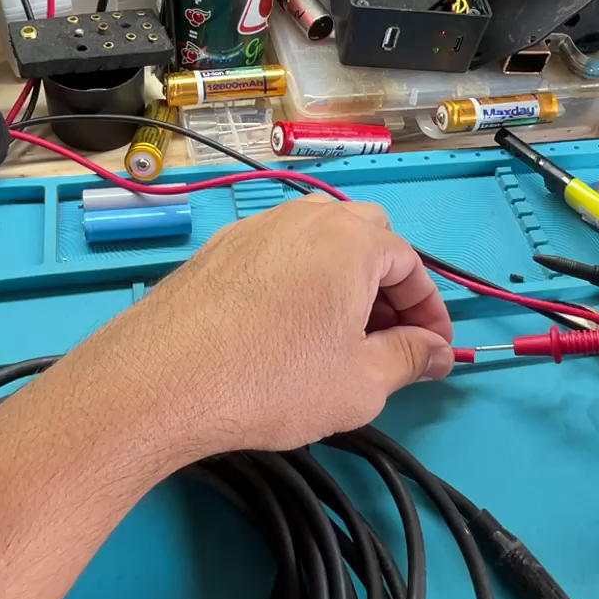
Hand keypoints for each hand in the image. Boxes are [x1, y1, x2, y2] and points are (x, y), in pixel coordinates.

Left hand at [47, 195, 454, 461]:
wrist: (160, 380)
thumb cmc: (274, 380)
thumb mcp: (361, 382)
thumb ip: (410, 359)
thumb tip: (438, 351)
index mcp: (351, 238)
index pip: (410, 264)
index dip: (430, 311)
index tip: (434, 351)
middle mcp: (305, 216)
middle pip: (367, 239)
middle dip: (387, 287)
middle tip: (386, 339)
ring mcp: (255, 227)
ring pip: (318, 242)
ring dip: (342, 281)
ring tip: (335, 335)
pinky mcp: (218, 248)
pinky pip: (278, 254)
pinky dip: (299, 282)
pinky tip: (282, 327)